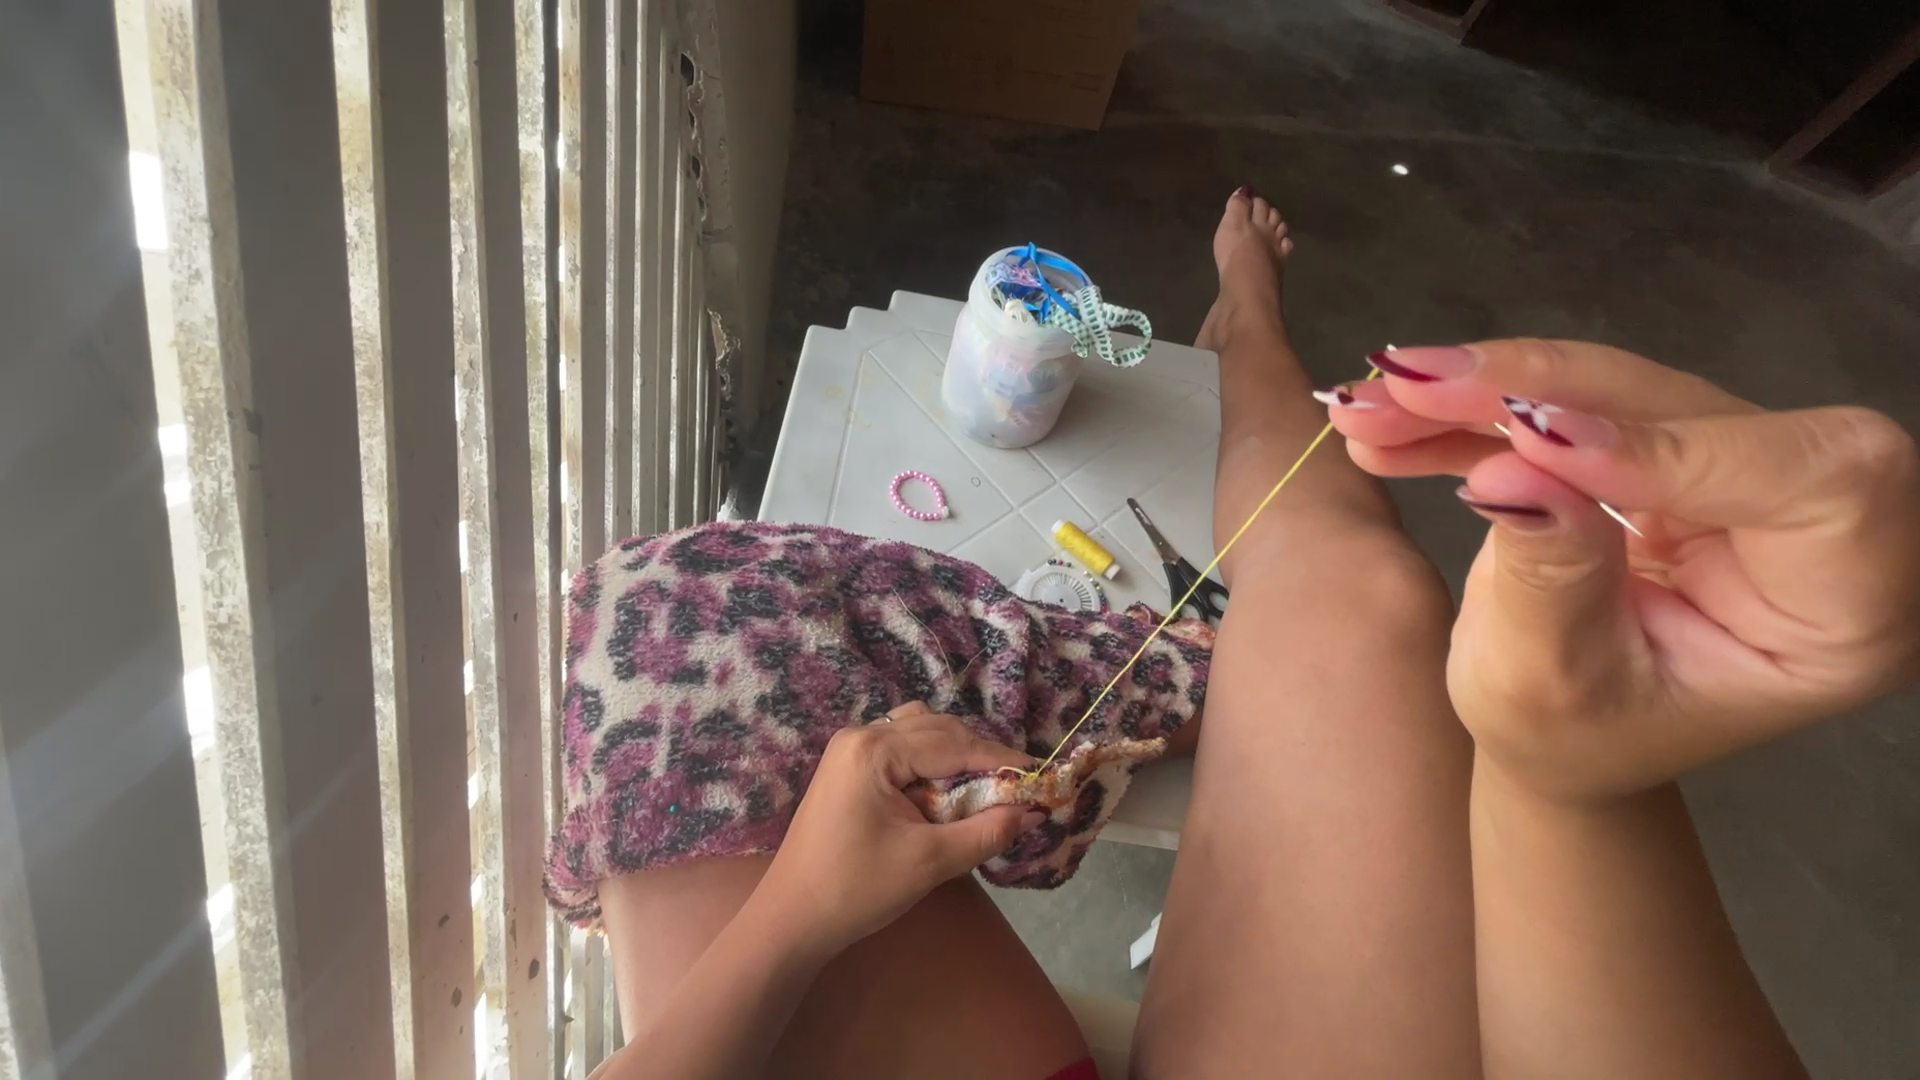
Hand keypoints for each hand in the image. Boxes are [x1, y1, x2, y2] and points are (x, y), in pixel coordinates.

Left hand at [759, 703, 1042, 954]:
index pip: (951, 743)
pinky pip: (902, 745)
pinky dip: (931, 759)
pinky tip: (945, 787)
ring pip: (920, 730)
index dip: (999, 758)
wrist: (793, 919)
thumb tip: (1032, 812)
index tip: (1039, 772)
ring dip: (955, 752)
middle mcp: (860, 734)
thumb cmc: (857, 890)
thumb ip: (985, 832)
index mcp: (873, 750)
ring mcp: (851, 747)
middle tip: (1017, 784)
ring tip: (982, 784)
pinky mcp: (850, 764)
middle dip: (979, 754)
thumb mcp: (929, 862)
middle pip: (937, 729)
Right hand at [1326, 339, 1919, 800]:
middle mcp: (1794, 523)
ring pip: (1599, 396)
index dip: (1668, 445)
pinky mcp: (1641, 464)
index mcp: (1834, 607)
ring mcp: (1714, 485)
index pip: (1809, 478)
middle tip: (1408, 386)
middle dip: (1530, 388)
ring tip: (1364, 408)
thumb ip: (1546, 574)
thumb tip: (1508, 470)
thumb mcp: (1546, 679)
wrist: (1550, 734)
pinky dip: (1458, 422)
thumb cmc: (1564, 738)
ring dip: (1469, 398)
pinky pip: (1550, 417)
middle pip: (1683, 408)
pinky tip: (1383, 428)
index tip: (1523, 437)